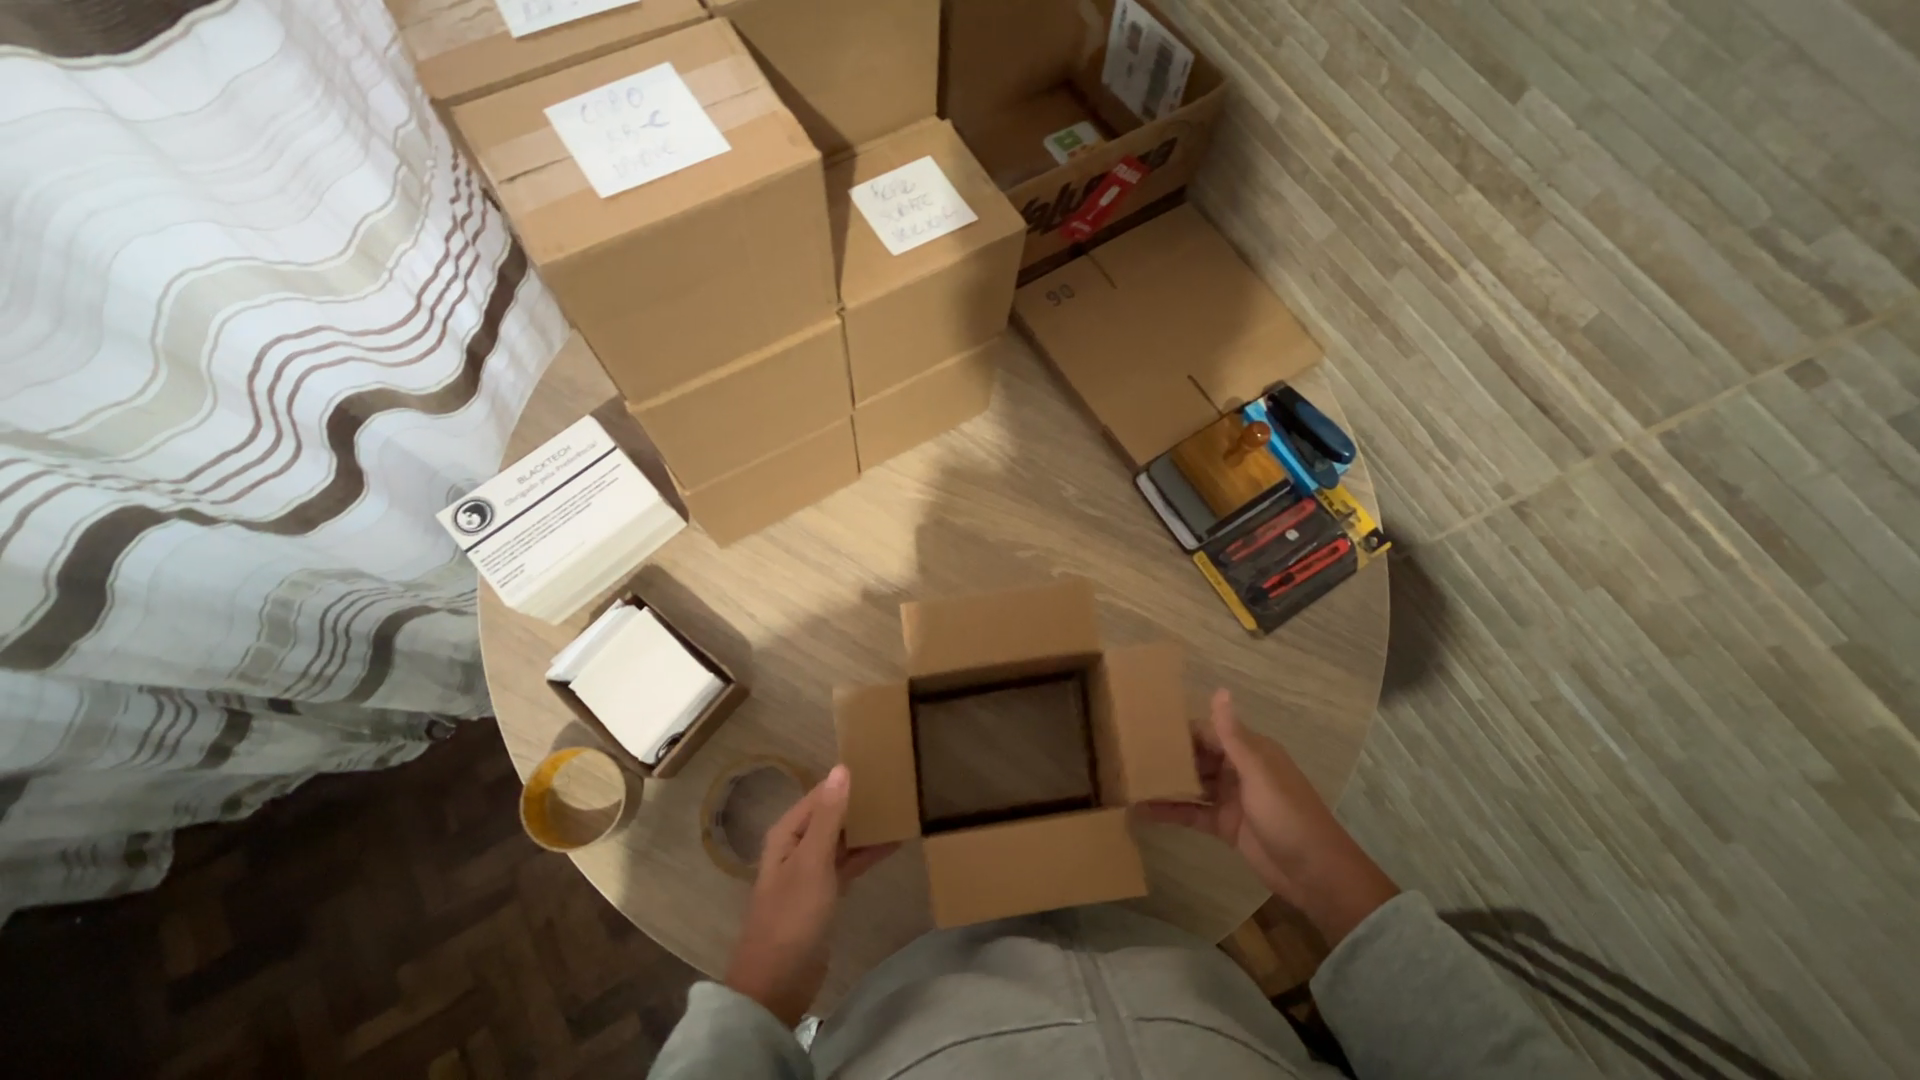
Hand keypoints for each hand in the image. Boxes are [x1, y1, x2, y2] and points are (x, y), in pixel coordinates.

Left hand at [723, 765, 899, 1026]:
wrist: (778, 981)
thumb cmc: (792, 915)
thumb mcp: (812, 861)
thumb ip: (828, 816)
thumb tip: (841, 768)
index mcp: (787, 833)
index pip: (820, 794)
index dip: (846, 780)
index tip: (880, 764)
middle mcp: (797, 847)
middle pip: (831, 814)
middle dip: (859, 801)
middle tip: (898, 785)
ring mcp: (810, 872)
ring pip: (841, 839)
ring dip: (866, 827)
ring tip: (901, 810)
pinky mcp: (824, 895)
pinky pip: (848, 863)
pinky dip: (867, 853)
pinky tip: (894, 843)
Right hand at [1138, 690, 1398, 943]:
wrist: (1315, 873)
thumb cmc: (1288, 815)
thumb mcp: (1258, 773)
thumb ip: (1233, 736)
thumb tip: (1220, 690)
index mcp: (1250, 751)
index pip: (1208, 732)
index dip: (1178, 730)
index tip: (1142, 727)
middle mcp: (1239, 770)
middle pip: (1197, 757)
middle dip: (1167, 756)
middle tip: (1126, 755)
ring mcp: (1231, 799)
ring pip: (1191, 785)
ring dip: (1165, 783)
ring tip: (1126, 781)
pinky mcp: (1225, 825)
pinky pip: (1192, 812)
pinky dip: (1169, 812)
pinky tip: (1141, 812)